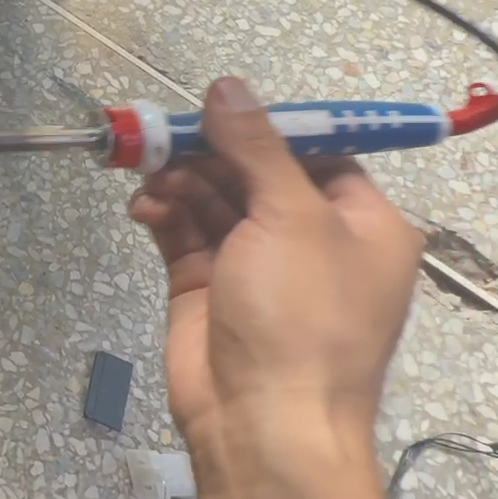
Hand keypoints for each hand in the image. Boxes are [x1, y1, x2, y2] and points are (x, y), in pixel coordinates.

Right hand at [127, 78, 422, 463]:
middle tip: (156, 141)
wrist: (258, 414)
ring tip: (147, 184)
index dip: (260, 128)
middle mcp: (305, 236)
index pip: (311, 153)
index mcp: (356, 221)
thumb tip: (227, 85)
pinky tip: (141, 210)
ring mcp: (250, 259)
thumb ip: (256, 150)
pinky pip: (179, 229)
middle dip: (203, 155)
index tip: (208, 109)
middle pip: (248, 172)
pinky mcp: (202, 279)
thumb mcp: (290, 220)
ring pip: (207, 197)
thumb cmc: (298, 314)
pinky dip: (160, 213)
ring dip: (175, 183)